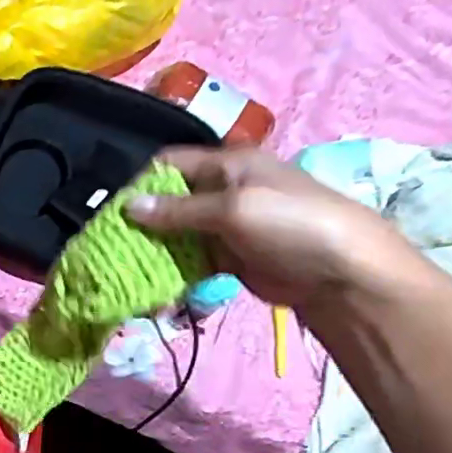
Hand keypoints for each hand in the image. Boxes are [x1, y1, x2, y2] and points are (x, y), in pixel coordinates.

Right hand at [124, 146, 431, 312]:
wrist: (340, 271)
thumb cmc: (290, 224)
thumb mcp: (233, 209)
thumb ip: (179, 210)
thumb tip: (128, 207)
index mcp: (227, 165)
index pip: (170, 164)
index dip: (139, 184)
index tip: (111, 212)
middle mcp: (222, 191)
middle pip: (168, 202)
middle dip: (140, 223)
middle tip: (111, 247)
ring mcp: (224, 226)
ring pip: (175, 236)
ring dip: (153, 252)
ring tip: (125, 271)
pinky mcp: (227, 257)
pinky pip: (189, 262)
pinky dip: (171, 274)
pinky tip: (153, 288)